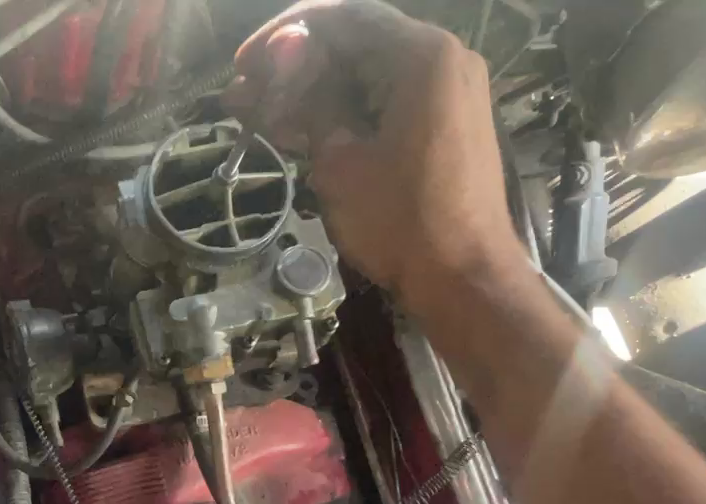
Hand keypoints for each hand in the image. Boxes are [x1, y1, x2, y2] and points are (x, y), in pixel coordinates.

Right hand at [225, 0, 524, 313]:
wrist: (461, 277)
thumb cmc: (400, 220)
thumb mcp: (342, 163)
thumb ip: (312, 103)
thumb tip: (284, 60)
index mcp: (420, 56)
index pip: (342, 18)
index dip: (285, 35)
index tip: (243, 64)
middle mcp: (440, 60)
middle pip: (354, 46)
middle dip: (294, 69)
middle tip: (243, 97)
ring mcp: (445, 94)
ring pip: (365, 78)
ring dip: (311, 96)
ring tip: (257, 118)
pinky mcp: (441, 127)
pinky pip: (382, 106)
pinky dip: (341, 115)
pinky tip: (298, 133)